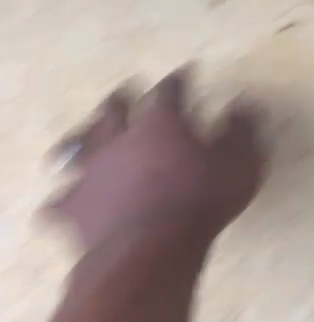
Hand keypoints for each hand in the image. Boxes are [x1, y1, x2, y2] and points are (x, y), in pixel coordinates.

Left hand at [45, 68, 264, 257]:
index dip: (177, 81)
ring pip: (75, 150)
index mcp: (160, 126)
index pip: (167, 93)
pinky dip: (70, 193)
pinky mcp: (71, 209)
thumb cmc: (205, 197)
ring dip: (81, 140)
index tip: (184, 72)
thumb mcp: (242, 159)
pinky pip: (62, 198)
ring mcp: (88, 176)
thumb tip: (243, 101)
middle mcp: (117, 143)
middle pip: (111, 114)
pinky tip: (73, 196)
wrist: (150, 249)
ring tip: (83, 137)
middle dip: (120, 100)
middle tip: (125, 90)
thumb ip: (241, 129)